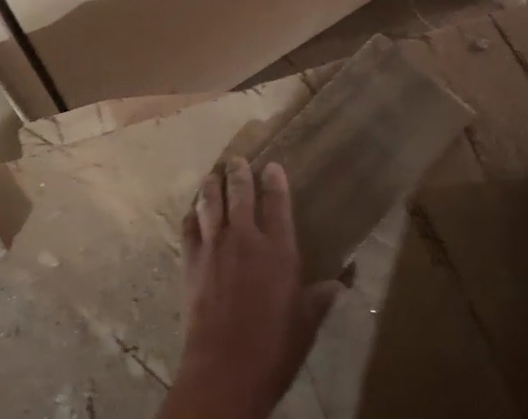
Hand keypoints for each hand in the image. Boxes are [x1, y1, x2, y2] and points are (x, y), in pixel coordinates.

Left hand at [156, 158, 341, 418]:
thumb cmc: (275, 347)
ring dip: (211, 185)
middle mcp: (246, 238)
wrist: (226, 367)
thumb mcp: (307, 323)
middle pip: (240, 193)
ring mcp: (214, 246)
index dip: (275, 180)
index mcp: (278, 250)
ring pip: (210, 202)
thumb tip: (339, 284)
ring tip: (212, 175)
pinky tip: (193, 211)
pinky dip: (191, 214)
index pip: (277, 203)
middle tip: (237, 160)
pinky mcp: (191, 260)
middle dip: (239, 172)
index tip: (272, 165)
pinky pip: (189, 227)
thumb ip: (320, 298)